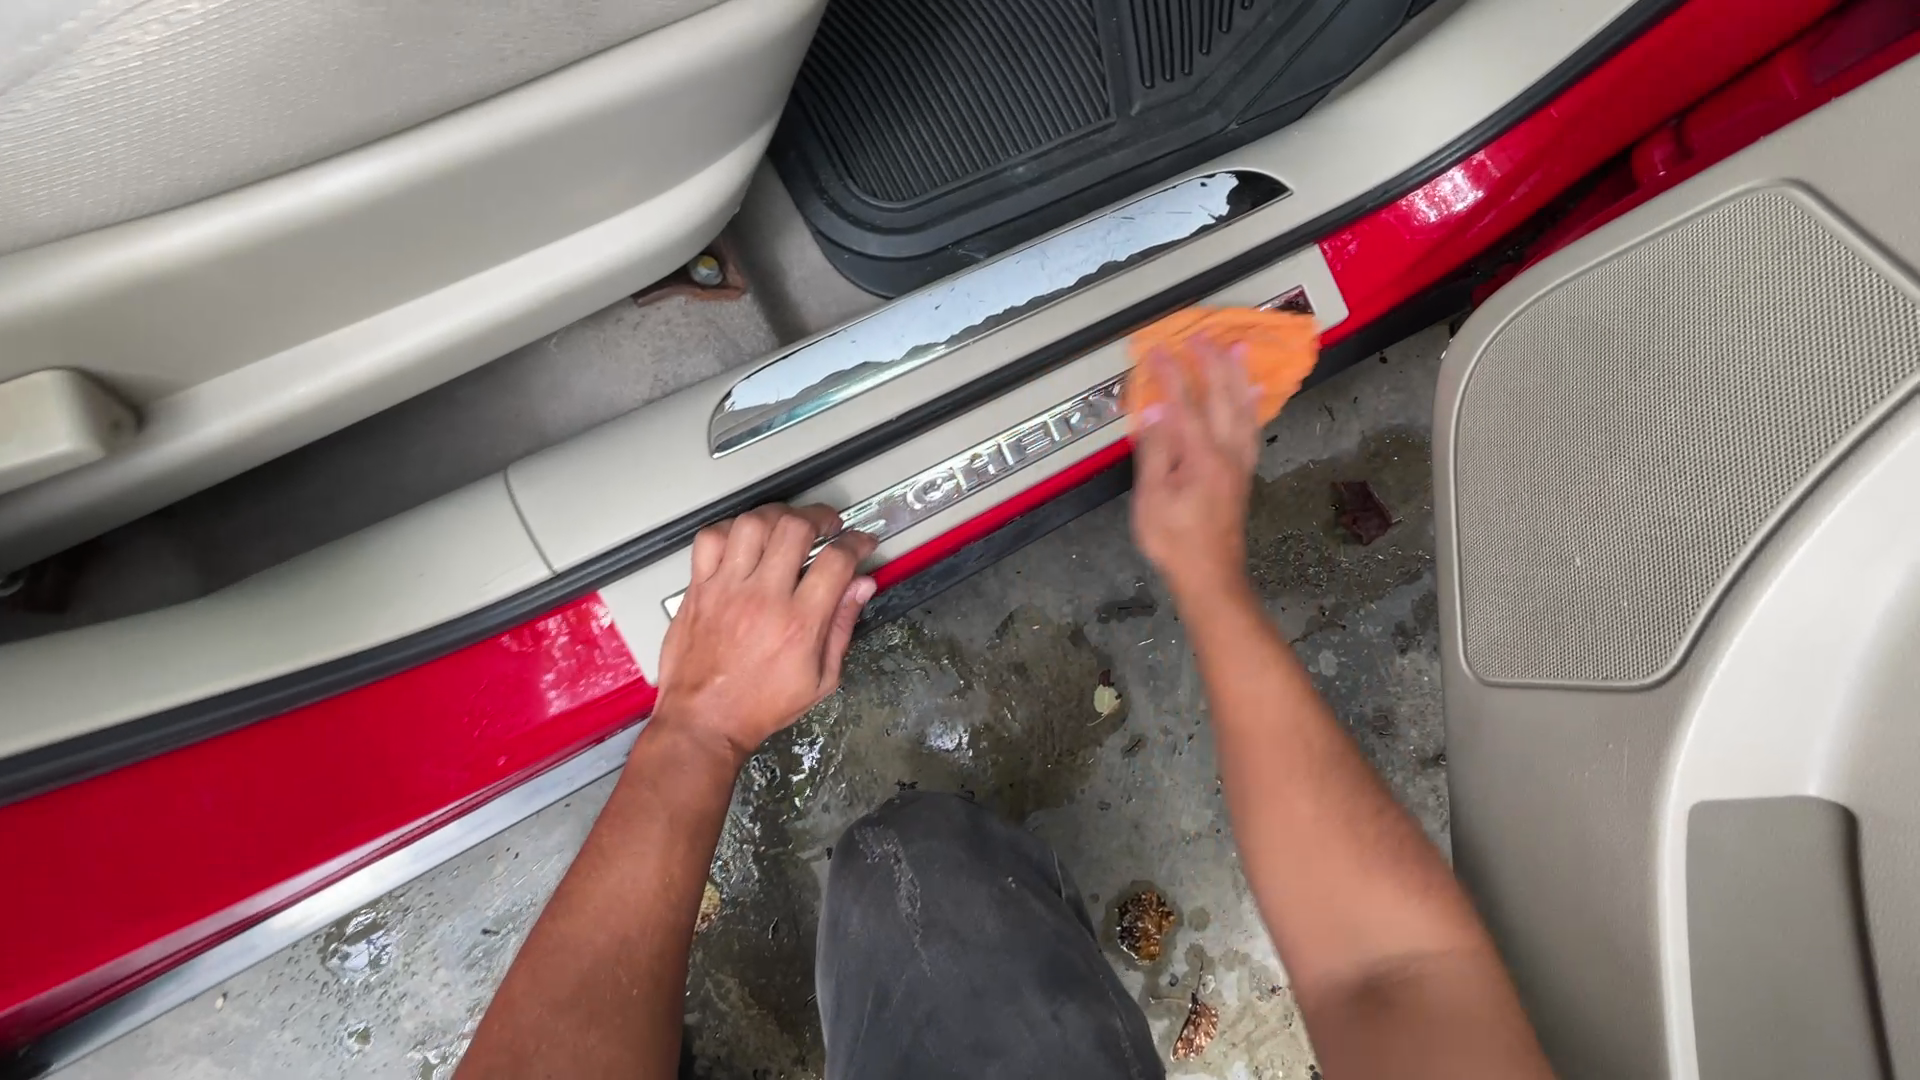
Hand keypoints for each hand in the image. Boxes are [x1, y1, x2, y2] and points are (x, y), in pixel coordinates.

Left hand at [653, 503, 878, 761]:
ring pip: (752, 523)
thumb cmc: (760, 705)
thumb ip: (842, 626)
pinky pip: (711, 539)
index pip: (836, 560)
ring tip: (789, 523)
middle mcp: (762, 599)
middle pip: (795, 528)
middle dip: (819, 516)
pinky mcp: (699, 590)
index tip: (861, 542)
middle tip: (827, 525)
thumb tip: (861, 587)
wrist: (704, 722)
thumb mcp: (822, 679)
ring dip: (778, 515)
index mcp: (799, 623)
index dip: (857, 543)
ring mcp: (727, 590)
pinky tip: (746, 538)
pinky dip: (731, 528)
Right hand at [1130, 341, 1261, 603]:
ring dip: (1237, 376)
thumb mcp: (1152, 499)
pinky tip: (1252, 397)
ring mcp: (1238, 463)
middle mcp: (1226, 454)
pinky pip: (1251, 429)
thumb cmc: (1175, 541)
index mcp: (1201, 457)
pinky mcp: (1242, 474)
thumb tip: (1155, 413)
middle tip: (1201, 337)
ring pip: (1242, 409)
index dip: (1171, 374)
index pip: (1183, 404)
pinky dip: (1251, 406)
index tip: (1158, 350)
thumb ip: (1155, 453)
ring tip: (1236, 350)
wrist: (1209, 574)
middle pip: (1221, 398)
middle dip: (1210, 363)